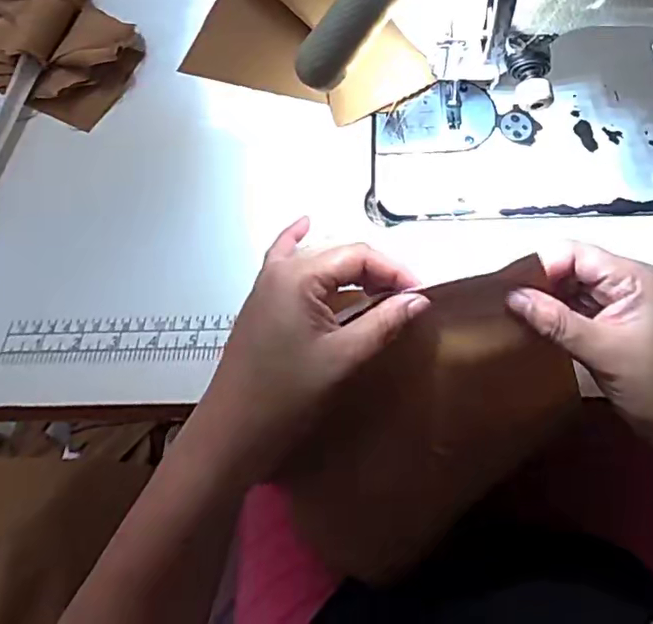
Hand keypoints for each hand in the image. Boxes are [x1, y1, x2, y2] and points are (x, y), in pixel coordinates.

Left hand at [187, 218, 428, 481]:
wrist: (234, 427)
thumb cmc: (286, 394)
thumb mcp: (342, 358)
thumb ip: (382, 323)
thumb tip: (416, 300)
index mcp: (298, 276)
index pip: (357, 255)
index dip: (392, 270)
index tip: (418, 293)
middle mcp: (280, 269)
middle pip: (338, 253)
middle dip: (375, 270)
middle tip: (405, 298)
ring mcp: (267, 281)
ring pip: (317, 259)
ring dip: (349, 269)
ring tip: (380, 288)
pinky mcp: (262, 298)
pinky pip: (283, 258)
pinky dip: (298, 242)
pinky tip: (305, 225)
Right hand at [505, 244, 652, 464]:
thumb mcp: (603, 352)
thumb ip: (555, 321)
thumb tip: (511, 296)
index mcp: (632, 278)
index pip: (575, 254)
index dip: (543, 267)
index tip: (512, 288)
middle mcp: (624, 282)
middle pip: (570, 267)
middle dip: (540, 283)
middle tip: (507, 302)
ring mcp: (618, 302)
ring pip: (569, 288)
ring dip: (545, 300)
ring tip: (515, 313)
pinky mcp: (610, 323)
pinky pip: (574, 308)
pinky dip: (555, 316)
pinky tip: (534, 326)